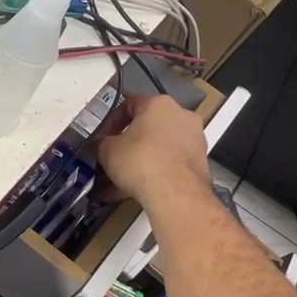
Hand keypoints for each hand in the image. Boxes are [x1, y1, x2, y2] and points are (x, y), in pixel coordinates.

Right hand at [96, 94, 211, 214]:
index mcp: (159, 104)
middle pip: (146, 128)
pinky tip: (132, 191)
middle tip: (110, 160)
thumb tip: (99, 144)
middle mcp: (181, 116)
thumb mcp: (107, 150)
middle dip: (126, 146)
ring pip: (157, 149)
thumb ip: (101, 143)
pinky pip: (168, 164)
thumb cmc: (139, 160)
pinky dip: (151, 174)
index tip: (102, 138)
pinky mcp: (198, 163)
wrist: (175, 192)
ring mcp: (193, 140)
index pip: (129, 104)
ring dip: (137, 162)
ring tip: (117, 182)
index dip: (110, 122)